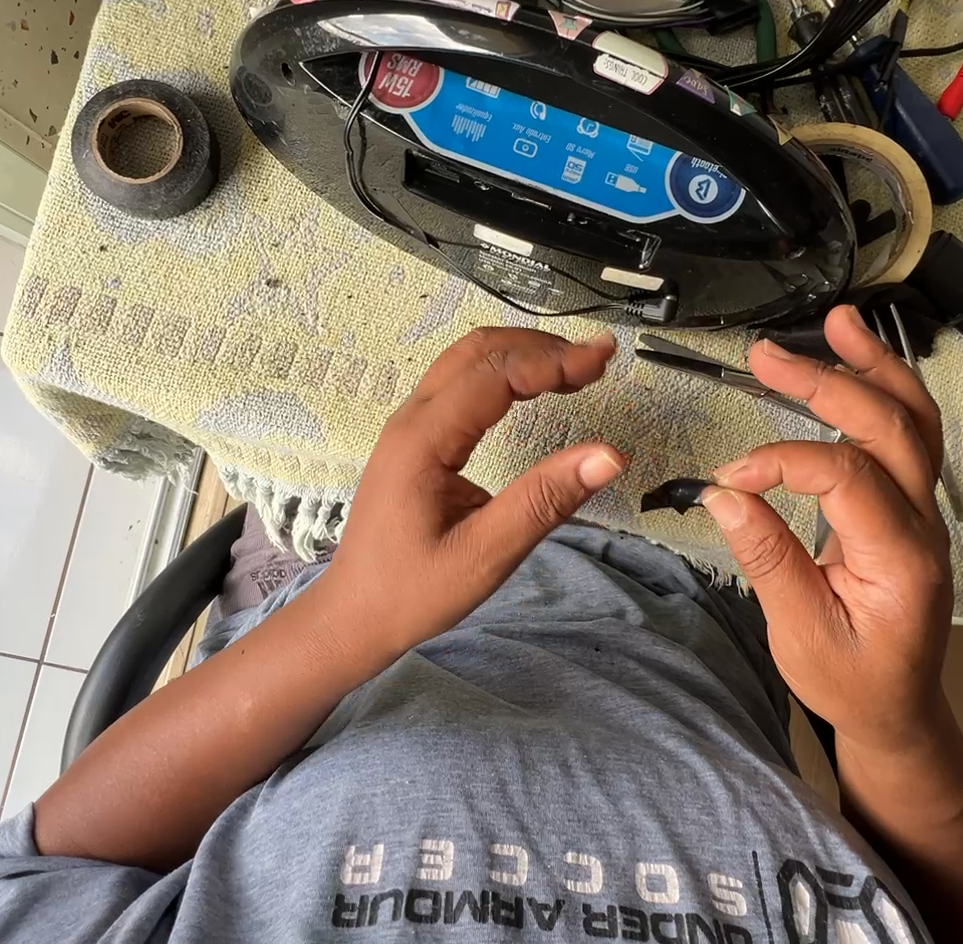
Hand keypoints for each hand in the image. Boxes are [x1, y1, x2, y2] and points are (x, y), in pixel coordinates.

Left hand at [319, 327, 625, 655]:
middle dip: (542, 347)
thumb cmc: (411, 592)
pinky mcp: (416, 438)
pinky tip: (536, 390)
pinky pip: (462, 384)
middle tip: (598, 360)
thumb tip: (610, 456)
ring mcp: (410, 425)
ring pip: (468, 360)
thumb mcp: (484, 556)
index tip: (604, 361)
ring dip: (523, 355)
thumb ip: (544, 501)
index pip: (495, 374)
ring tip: (577, 369)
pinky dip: (506, 374)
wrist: (352, 615)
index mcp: (423, 440)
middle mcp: (412, 418)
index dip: (554, 361)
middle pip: (479, 351)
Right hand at [701, 306, 953, 759]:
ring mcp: (924, 509)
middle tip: (766, 356)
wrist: (898, 707)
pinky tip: (853, 360)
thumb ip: (767, 559)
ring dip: (873, 366)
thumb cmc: (852, 680)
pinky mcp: (909, 504)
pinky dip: (882, 387)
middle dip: (827, 383)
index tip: (729, 477)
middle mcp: (924, 522)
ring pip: (914, 418)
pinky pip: (908, 432)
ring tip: (835, 323)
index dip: (779, 463)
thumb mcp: (799, 634)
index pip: (843, 476)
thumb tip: (725, 494)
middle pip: (890, 427)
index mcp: (900, 557)